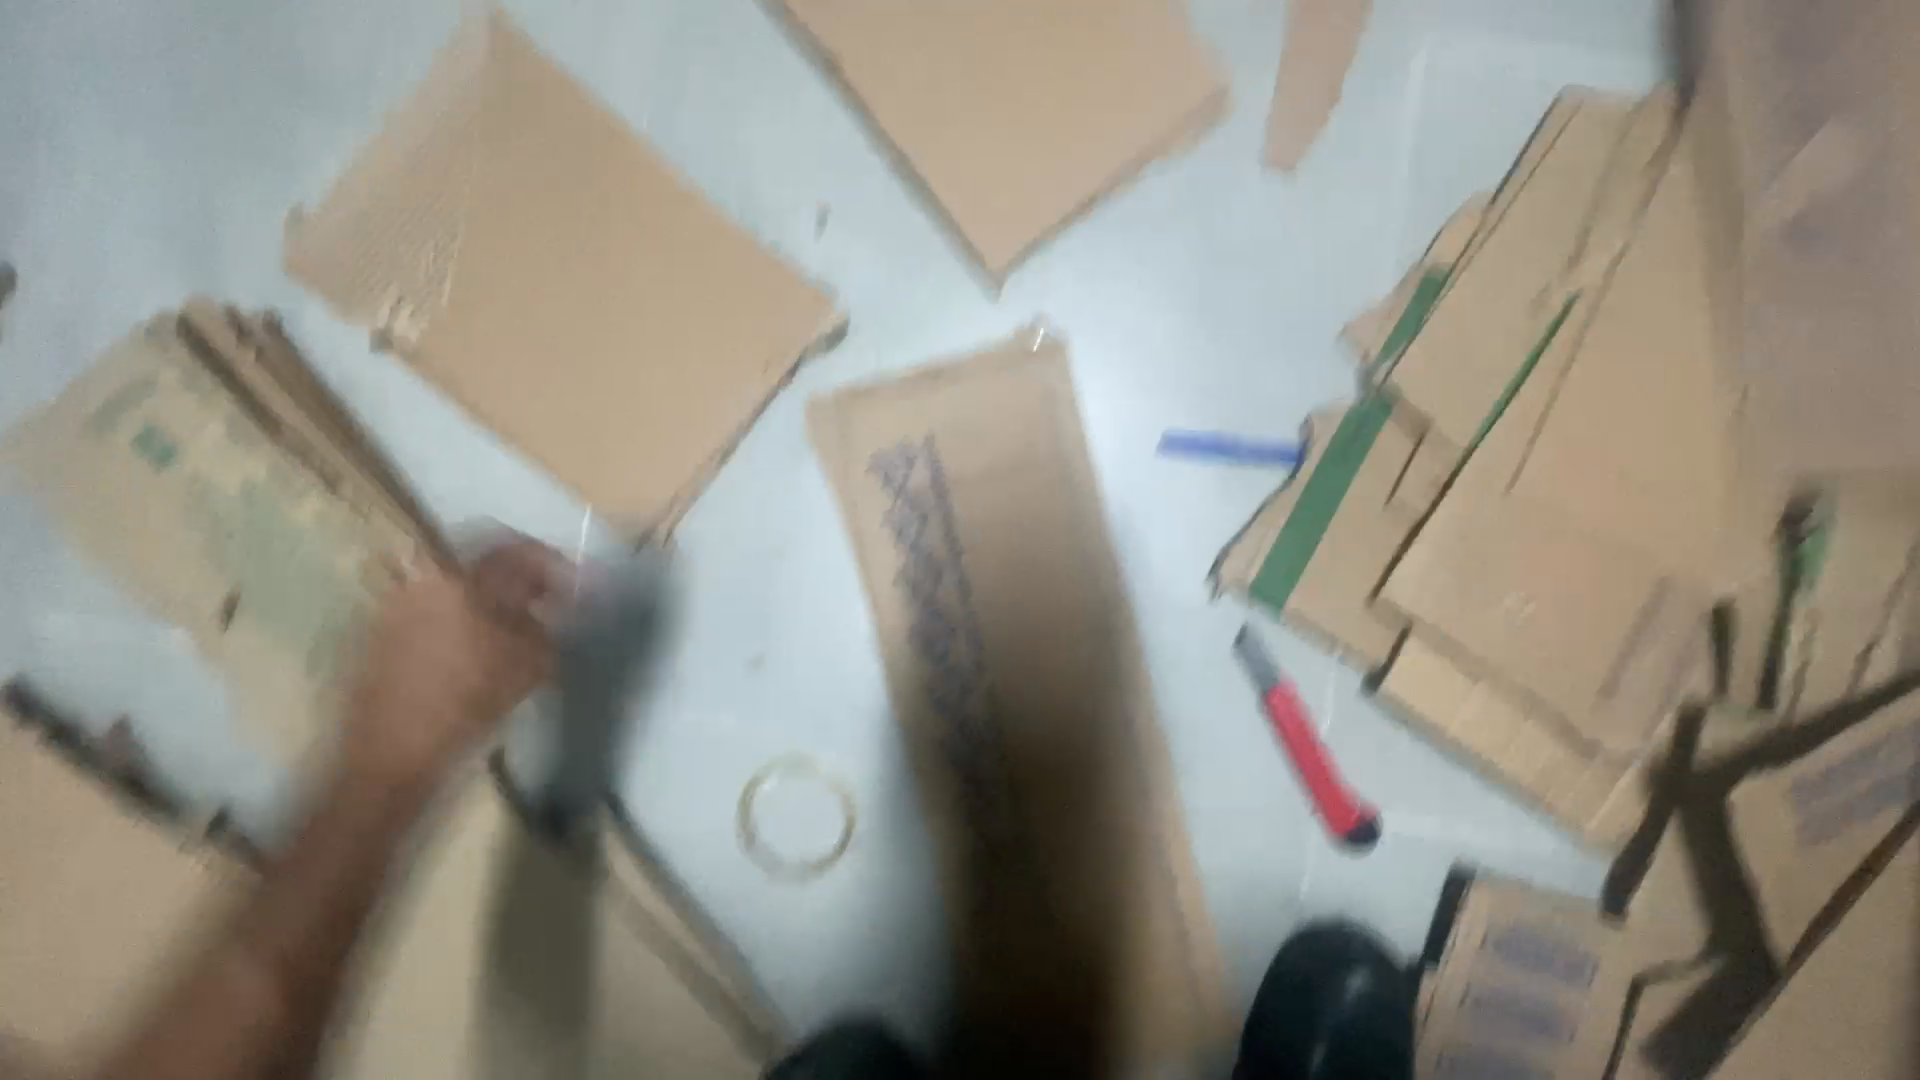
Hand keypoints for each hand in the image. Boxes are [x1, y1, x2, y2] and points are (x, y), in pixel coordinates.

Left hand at [342, 538, 572, 792]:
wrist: (391, 754)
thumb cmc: (469, 702)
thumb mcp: (531, 662)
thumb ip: (550, 624)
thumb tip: (561, 606)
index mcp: (462, 578)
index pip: (517, 549)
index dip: (554, 562)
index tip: (577, 584)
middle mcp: (423, 579)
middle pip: (484, 562)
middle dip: (522, 578)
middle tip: (549, 602)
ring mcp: (395, 604)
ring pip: (457, 585)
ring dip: (491, 599)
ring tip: (516, 628)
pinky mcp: (378, 632)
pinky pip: (433, 608)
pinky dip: (463, 616)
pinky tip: (479, 647)